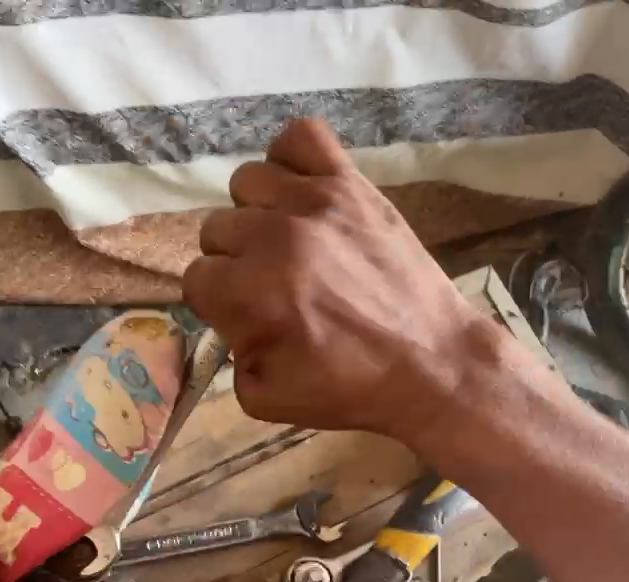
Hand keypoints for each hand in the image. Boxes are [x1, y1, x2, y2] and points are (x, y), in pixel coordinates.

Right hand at [182, 117, 503, 443]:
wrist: (431, 364)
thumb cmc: (351, 389)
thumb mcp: (267, 398)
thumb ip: (231, 359)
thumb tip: (231, 322)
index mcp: (253, 293)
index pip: (197, 279)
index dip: (217, 304)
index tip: (244, 316)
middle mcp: (276, 238)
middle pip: (216, 230)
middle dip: (235, 265)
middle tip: (271, 287)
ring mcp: (315, 203)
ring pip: (247, 183)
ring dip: (257, 215)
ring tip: (287, 243)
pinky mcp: (352, 185)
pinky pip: (301, 137)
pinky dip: (291, 160)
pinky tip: (302, 196)